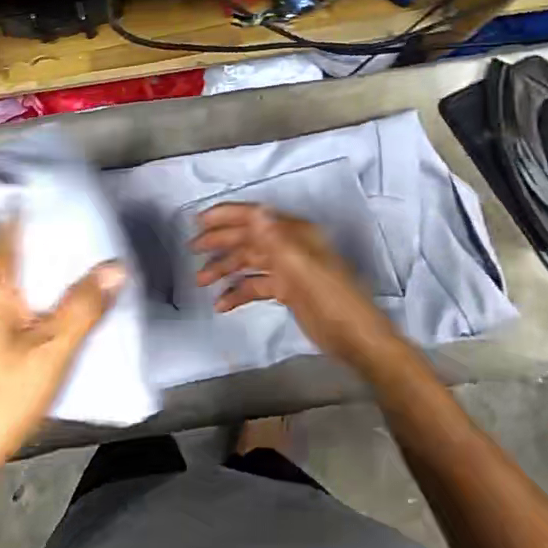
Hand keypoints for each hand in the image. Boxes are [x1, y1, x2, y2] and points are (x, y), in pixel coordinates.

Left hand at [0, 222, 123, 518]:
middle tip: (116, 226)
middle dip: (71, 241)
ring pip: (37, 283)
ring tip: (113, 261)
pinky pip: (36, 307)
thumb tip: (117, 264)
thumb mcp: (49, 353)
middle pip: (32, 254)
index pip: (19, 227)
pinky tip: (90, 306)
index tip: (86, 193)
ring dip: (69, 273)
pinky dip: (61, 300)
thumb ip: (84, 306)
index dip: (50, 207)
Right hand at [191, 203, 401, 368]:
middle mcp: (292, 246)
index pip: (257, 216)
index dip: (228, 216)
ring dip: (226, 269)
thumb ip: (276, 240)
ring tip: (200, 281)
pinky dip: (239, 293)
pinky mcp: (288, 290)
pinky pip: (258, 286)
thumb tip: (255, 211)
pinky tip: (222, 305)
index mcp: (297, 234)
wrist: (355, 336)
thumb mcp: (301, 268)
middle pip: (250, 237)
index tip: (198, 220)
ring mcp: (290, 269)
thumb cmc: (331, 299)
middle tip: (192, 250)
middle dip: (221, 242)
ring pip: (251, 262)